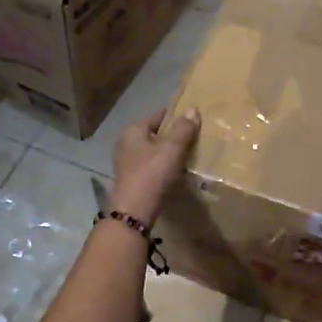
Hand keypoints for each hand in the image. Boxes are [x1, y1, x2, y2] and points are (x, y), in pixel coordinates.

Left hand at [107, 108, 200, 222]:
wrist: (134, 211)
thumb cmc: (152, 174)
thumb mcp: (171, 149)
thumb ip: (183, 129)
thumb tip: (192, 109)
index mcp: (133, 131)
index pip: (158, 116)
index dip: (176, 117)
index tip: (194, 120)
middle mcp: (126, 143)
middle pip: (156, 134)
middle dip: (173, 136)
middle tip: (195, 139)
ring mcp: (127, 162)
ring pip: (154, 152)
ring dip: (169, 153)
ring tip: (189, 156)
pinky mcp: (131, 179)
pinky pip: (151, 166)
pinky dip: (163, 167)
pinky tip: (177, 172)